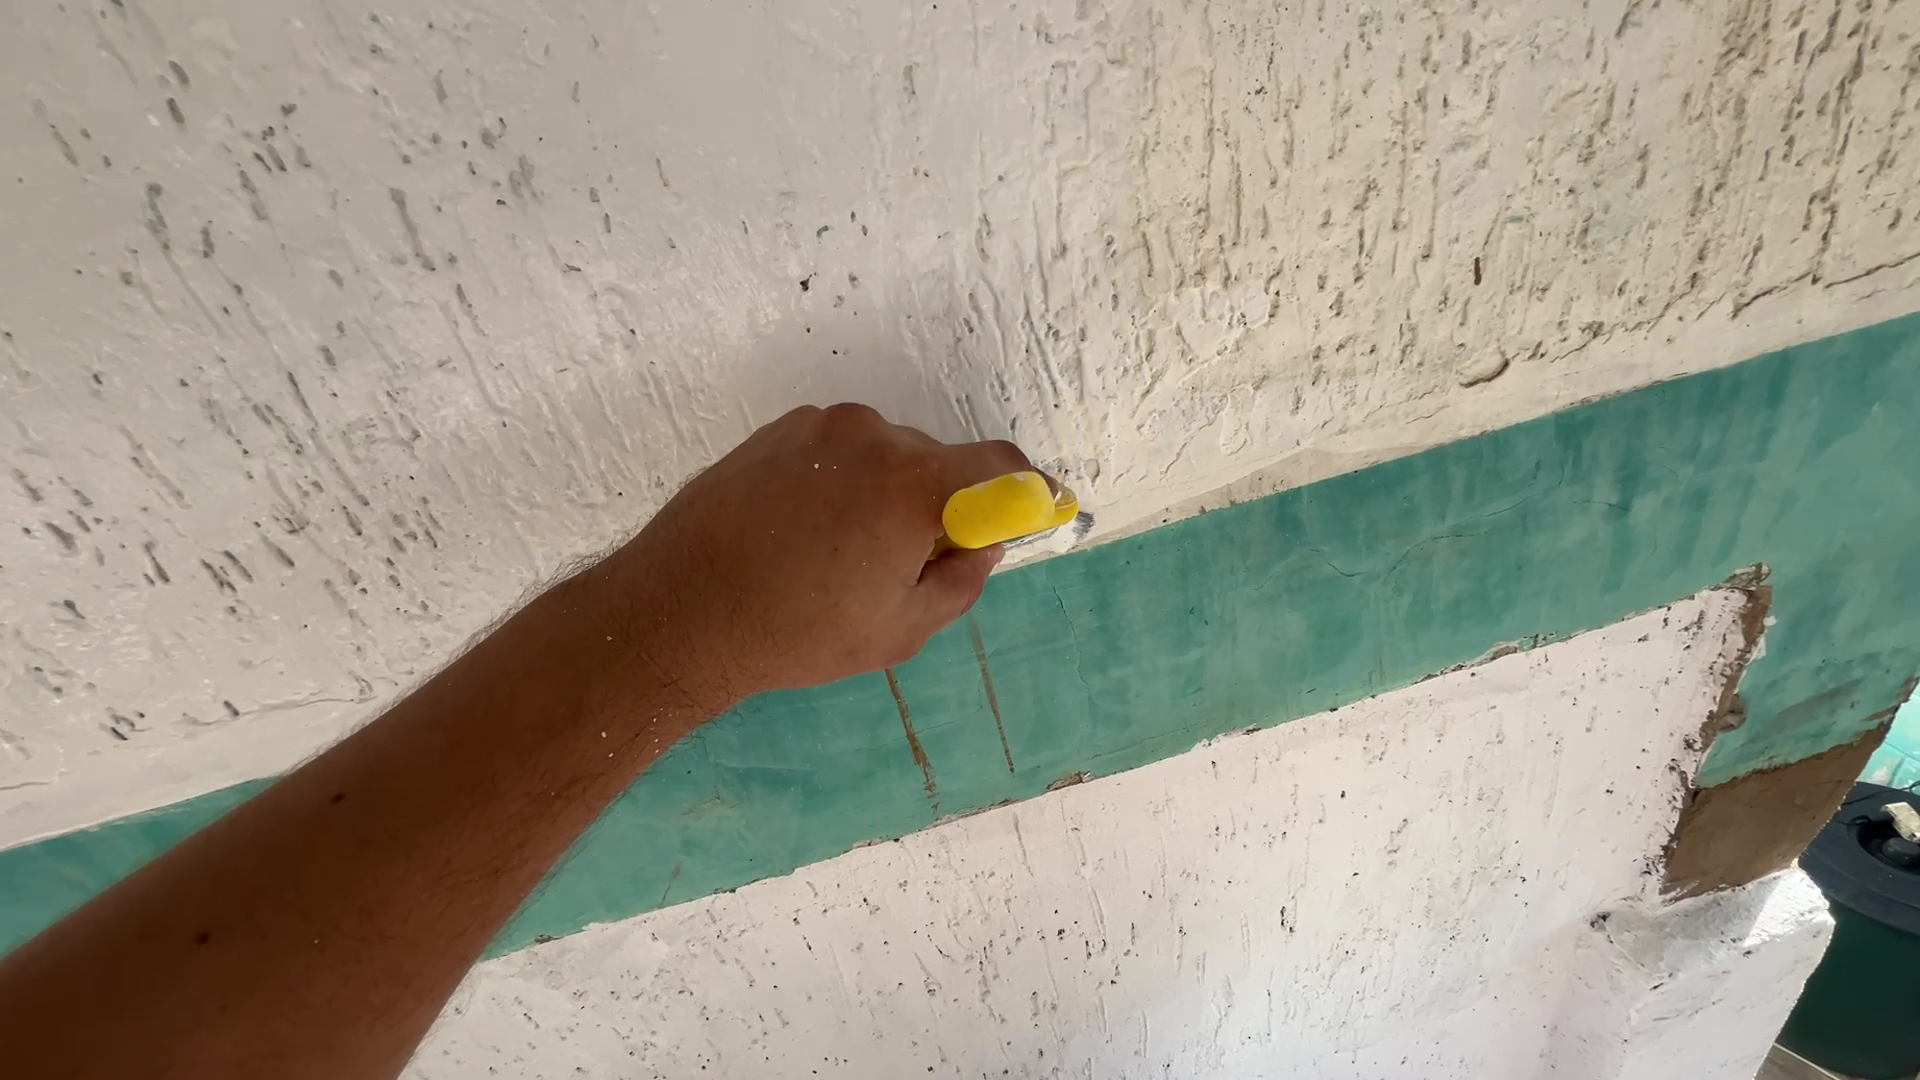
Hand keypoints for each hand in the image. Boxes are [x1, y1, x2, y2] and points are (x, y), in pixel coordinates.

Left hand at [608, 403, 1030, 703]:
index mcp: (913, 484)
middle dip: (942, 505)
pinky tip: (805, 526)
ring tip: (842, 549)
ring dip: (890, 492)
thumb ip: (964, 580)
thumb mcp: (902, 629)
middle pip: (939, 462)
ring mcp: (821, 426)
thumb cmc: (800, 632)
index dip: (1024, 489)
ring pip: (887, 454)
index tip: (1029, 511)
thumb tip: (985, 541)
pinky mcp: (780, 429)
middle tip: (908, 560)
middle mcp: (873, 436)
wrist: (680, 611)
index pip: (1000, 465)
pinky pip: (841, 450)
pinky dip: (846, 480)